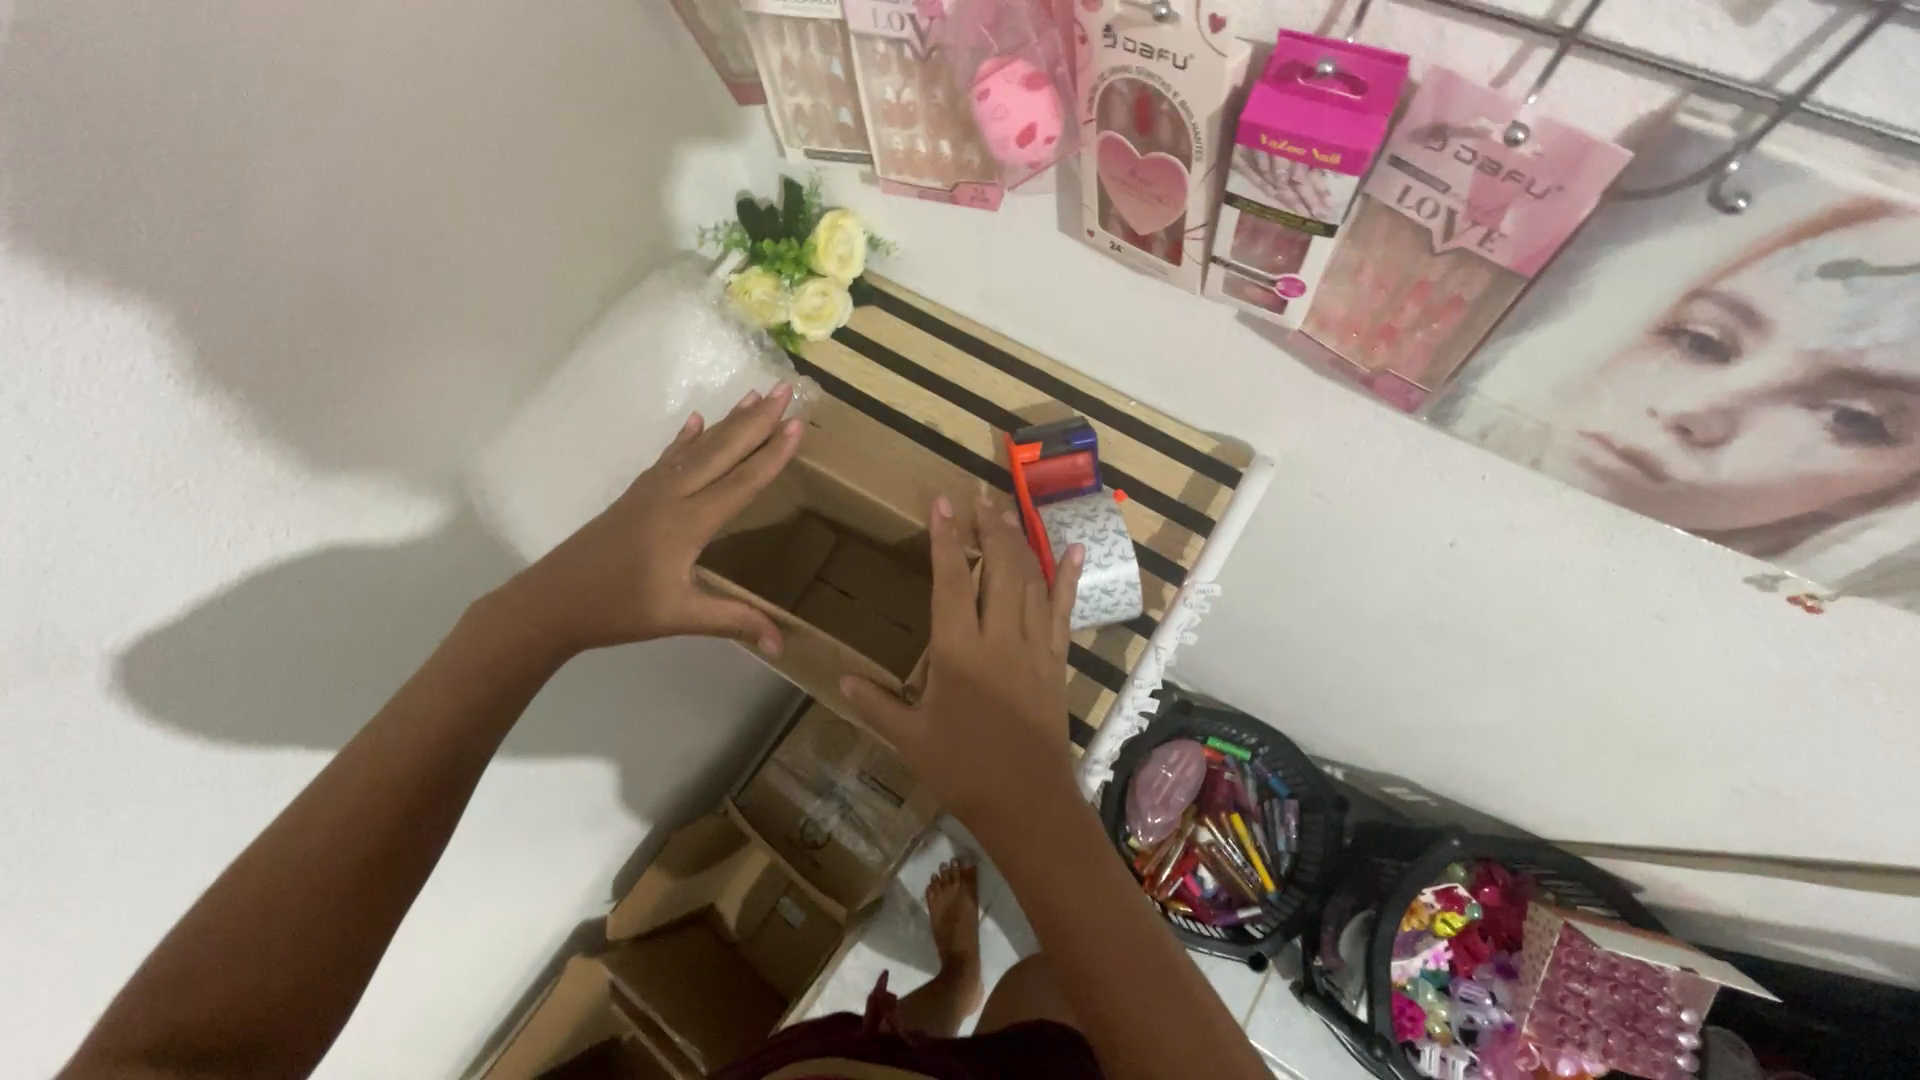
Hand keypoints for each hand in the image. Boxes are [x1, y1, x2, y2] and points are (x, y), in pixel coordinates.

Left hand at [491, 382, 802, 657]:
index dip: (772, 455)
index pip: (741, 482)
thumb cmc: (618, 611)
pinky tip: (697, 419)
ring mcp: (650, 491)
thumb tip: (782, 644)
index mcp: (687, 523)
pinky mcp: (635, 495)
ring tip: (754, 394)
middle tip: (785, 389)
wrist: (550, 602)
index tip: (796, 425)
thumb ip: (733, 621)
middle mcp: (671, 496)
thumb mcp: (680, 617)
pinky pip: (669, 457)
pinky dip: (687, 437)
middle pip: (721, 451)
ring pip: (697, 448)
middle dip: (756, 419)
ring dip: (729, 421)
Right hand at [840, 492, 1084, 831]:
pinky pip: (1065, 611)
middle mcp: (1000, 638)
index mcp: (958, 652)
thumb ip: (876, 704)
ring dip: (1020, 541)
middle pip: (999, 568)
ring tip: (1008, 510)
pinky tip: (1076, 548)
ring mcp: (1035, 647)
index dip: (946, 539)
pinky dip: (1069, 578)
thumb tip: (841, 679)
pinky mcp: (1057, 661)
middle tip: (980, 496)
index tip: (943, 502)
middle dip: (990, 526)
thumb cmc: (963, 770)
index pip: (952, 581)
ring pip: (1031, 581)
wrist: (1027, 802)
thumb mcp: (909, 739)